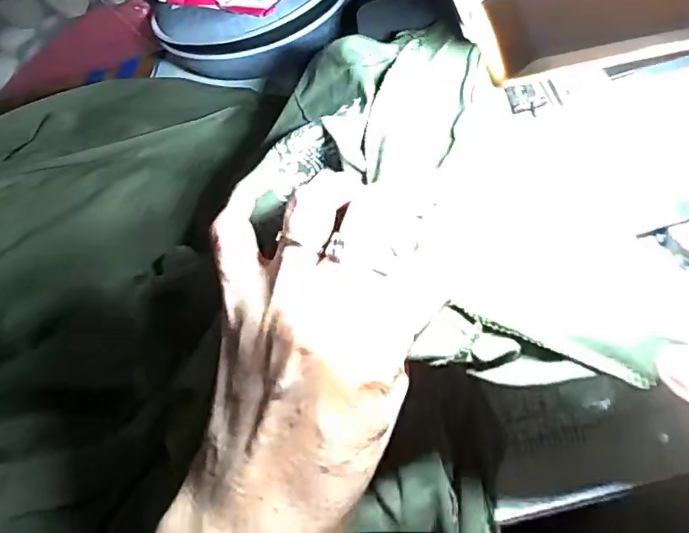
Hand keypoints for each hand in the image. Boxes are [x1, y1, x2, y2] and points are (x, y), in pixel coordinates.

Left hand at [162, 174, 445, 532]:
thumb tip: (416, 277)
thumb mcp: (391, 404)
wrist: (245, 516)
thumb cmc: (328, 468)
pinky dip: (247, 206)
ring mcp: (272, 299)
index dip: (451, 239)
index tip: (458, 225)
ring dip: (339, 188)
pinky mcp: (234, 304)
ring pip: (308, 208)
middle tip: (411, 198)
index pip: (428, 265)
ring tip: (353, 193)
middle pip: (371, 216)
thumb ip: (403, 333)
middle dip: (402, 197)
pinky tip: (271, 195)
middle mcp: (321, 309)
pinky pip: (230, 235)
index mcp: (370, 344)